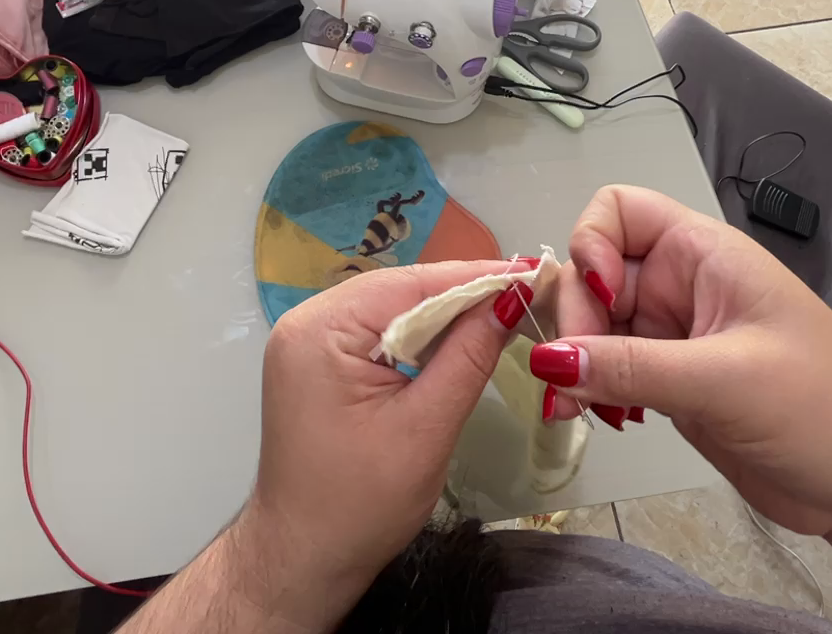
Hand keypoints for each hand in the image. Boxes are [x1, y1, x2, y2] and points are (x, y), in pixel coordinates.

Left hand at [235, 258, 522, 625]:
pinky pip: (376, 326)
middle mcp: (307, 320)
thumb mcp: (425, 430)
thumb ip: (468, 358)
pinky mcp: (318, 357)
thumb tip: (510, 301)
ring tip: (500, 305)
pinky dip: (418, 330)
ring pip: (390, 305)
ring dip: (442, 309)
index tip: (529, 270)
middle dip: (460, 290)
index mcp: (322, 331)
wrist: (302, 559)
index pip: (408, 285)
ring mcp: (308, 337)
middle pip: (398, 289)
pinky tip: (455, 333)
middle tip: (523, 288)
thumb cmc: (360, 506)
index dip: (472, 276)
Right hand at [534, 186, 831, 547]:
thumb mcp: (725, 381)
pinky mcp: (665, 377)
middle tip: (574, 378)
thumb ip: (629, 367)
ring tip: (574, 409)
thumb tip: (543, 360)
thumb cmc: (825, 411)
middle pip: (590, 271)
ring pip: (590, 323)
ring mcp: (668, 331)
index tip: (600, 297)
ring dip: (572, 360)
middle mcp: (676, 282)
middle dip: (575, 320)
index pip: (617, 209)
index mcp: (701, 253)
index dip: (591, 241)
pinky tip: (593, 417)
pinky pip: (605, 365)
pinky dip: (588, 386)